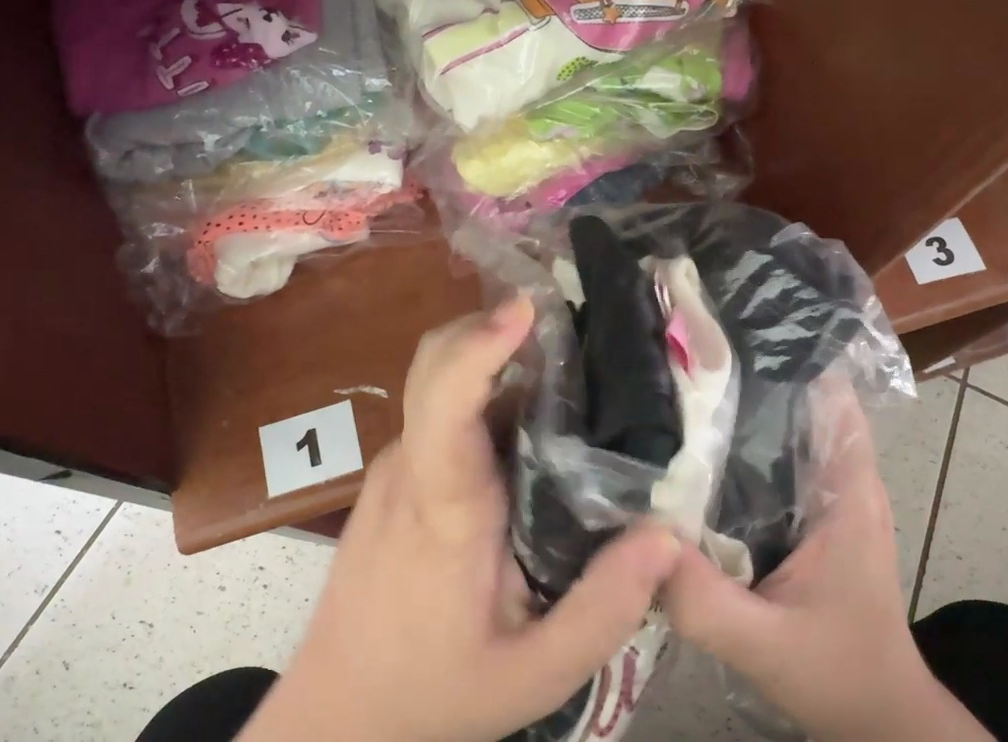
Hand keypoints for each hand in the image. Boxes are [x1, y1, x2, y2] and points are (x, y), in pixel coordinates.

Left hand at [242, 299, 682, 741]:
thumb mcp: (535, 674)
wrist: (338, 718)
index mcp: (442, 502)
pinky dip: (489, 398)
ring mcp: (397, 470)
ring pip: (446, 387)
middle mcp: (411, 467)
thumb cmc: (431, 694)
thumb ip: (604, 608)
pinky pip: (444, 418)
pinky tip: (540, 426)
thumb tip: (669, 535)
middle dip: (499, 328)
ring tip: (577, 367)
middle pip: (441, 365)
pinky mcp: (398, 482)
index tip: (528, 306)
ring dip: (499, 362)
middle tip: (581, 324)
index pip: (444, 394)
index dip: (482, 341)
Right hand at [662, 380, 991, 741]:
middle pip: (796, 402)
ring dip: (735, 412)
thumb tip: (638, 538)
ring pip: (780, 433)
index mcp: (848, 490)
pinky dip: (732, 453)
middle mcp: (840, 478)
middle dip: (742, 375)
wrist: (875, 715)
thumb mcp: (765, 644)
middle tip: (673, 351)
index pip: (828, 393)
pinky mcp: (806, 516)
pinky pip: (768, 467)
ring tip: (669, 386)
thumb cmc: (837, 673)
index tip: (720, 326)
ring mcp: (825, 496)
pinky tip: (683, 453)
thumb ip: (704, 600)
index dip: (782, 354)